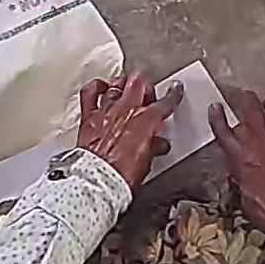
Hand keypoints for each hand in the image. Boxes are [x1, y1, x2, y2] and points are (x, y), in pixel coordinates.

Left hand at [78, 73, 184, 189]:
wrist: (98, 180)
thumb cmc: (122, 173)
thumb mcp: (147, 160)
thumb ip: (154, 146)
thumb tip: (157, 144)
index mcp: (146, 119)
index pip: (165, 102)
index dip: (173, 94)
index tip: (175, 90)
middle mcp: (126, 109)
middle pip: (139, 83)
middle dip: (146, 86)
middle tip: (148, 93)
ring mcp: (106, 110)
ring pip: (116, 85)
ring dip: (123, 85)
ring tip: (126, 88)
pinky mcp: (89, 116)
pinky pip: (90, 93)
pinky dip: (96, 87)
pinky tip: (101, 87)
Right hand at [208, 88, 264, 242]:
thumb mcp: (246, 201)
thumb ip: (242, 182)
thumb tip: (242, 177)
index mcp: (243, 160)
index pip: (224, 134)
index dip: (218, 119)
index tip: (216, 108)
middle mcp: (262, 146)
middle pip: (251, 115)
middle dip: (247, 102)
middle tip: (247, 95)